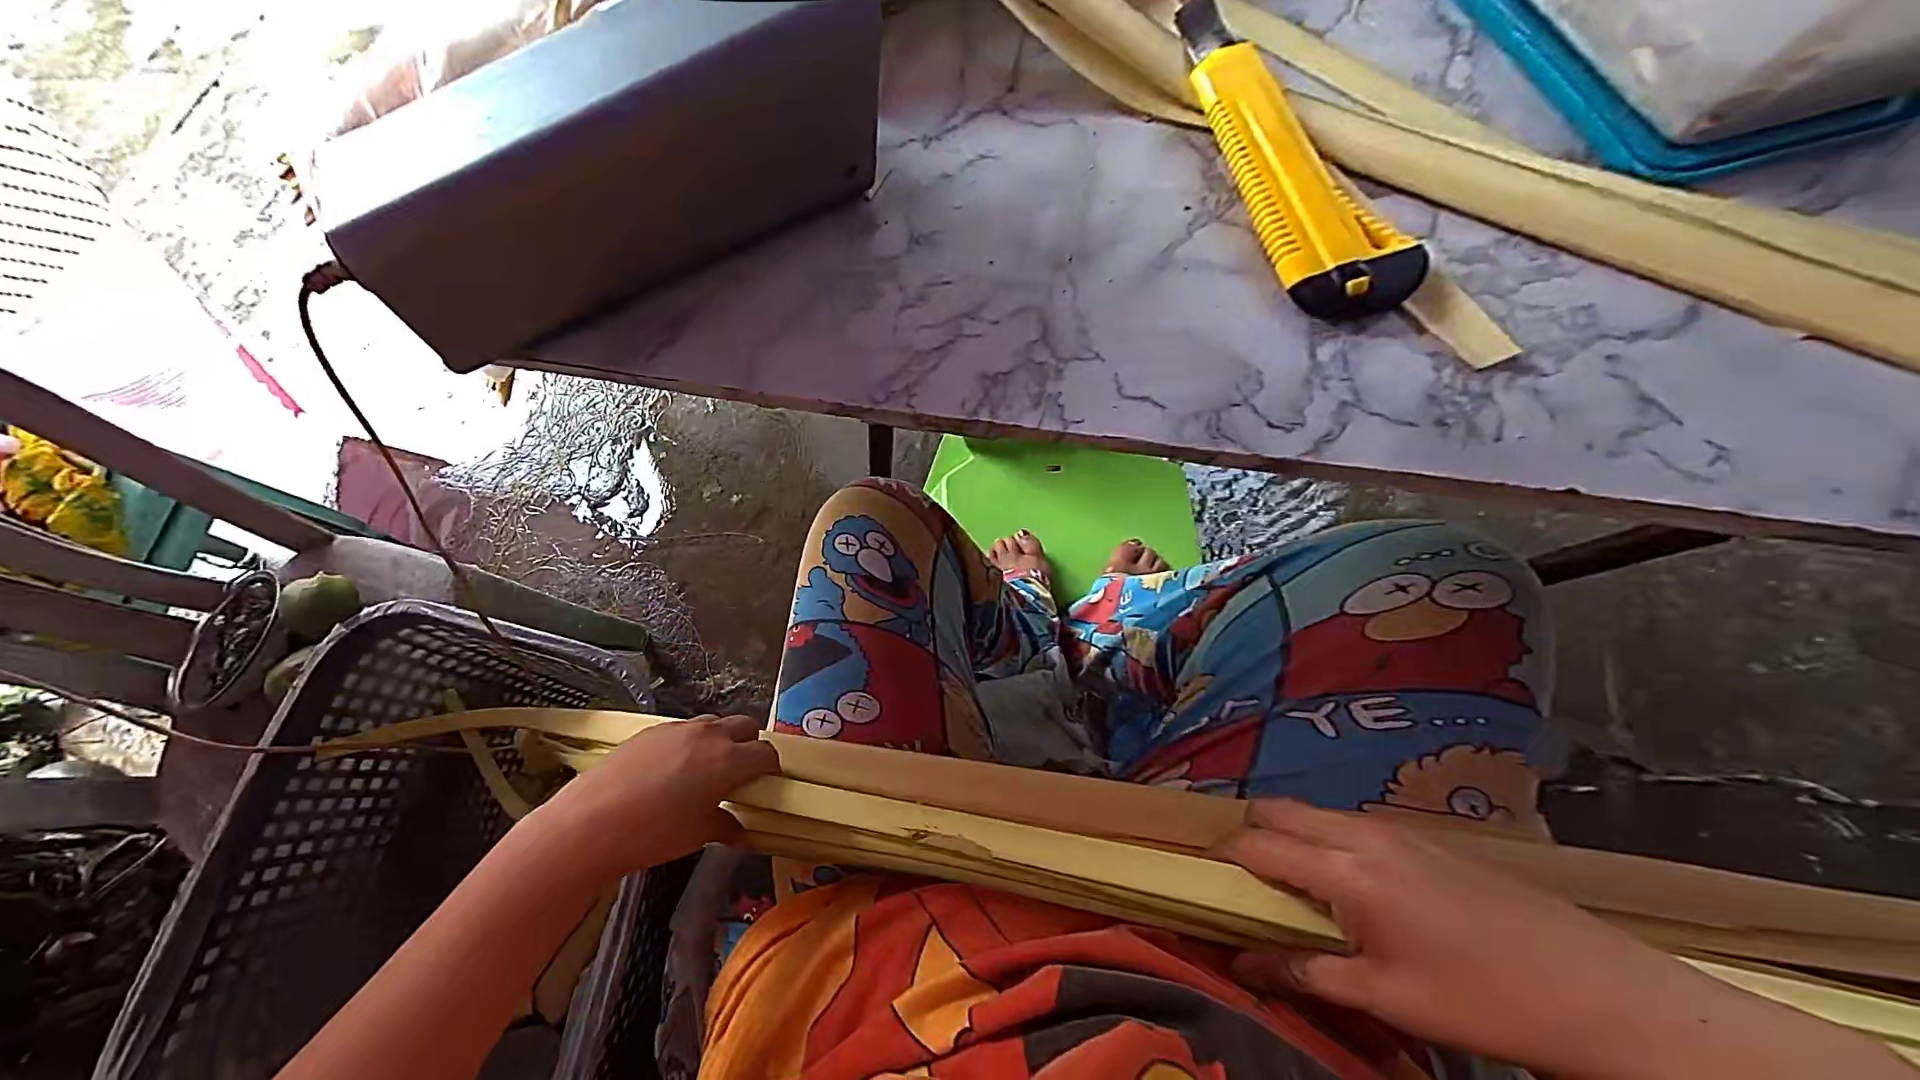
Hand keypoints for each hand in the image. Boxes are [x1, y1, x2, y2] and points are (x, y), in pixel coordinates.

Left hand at [522, 715, 778, 886]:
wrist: (587, 826)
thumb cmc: (652, 834)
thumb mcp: (698, 835)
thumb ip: (727, 825)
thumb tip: (741, 828)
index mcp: (729, 761)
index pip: (766, 753)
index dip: (770, 767)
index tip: (766, 782)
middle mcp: (709, 736)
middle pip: (745, 726)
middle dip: (749, 744)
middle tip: (741, 772)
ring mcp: (678, 729)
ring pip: (714, 724)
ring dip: (720, 740)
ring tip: (706, 769)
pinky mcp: (650, 731)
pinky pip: (683, 729)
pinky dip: (690, 743)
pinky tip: (672, 770)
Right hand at [1219, 800, 1910, 1079]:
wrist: (1604, 992)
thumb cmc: (1484, 1000)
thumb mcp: (1388, 997)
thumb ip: (1304, 972)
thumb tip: (1239, 963)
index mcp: (1345, 870)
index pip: (1258, 844)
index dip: (1225, 859)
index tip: (1208, 880)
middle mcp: (1361, 832)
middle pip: (1278, 810)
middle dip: (1249, 834)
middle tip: (1244, 880)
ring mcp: (1395, 829)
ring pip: (1313, 813)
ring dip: (1287, 835)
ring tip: (1289, 884)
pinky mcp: (1423, 837)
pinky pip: (1347, 823)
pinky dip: (1323, 838)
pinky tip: (1346, 884)